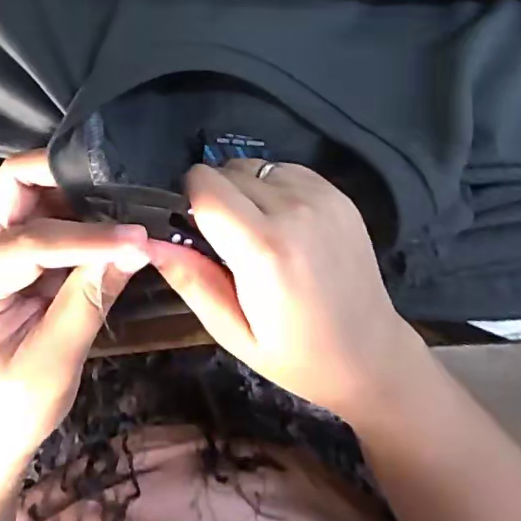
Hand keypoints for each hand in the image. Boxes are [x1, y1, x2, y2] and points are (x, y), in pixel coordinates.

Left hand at [0, 150, 149, 473]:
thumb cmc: (12, 406)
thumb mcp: (52, 365)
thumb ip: (88, 300)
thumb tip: (136, 249)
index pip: (31, 242)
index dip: (87, 238)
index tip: (137, 237)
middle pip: (13, 182)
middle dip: (61, 172)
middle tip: (116, 183)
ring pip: (30, 185)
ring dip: (74, 185)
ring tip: (122, 198)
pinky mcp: (19, 248)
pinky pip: (48, 207)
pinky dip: (81, 204)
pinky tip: (111, 214)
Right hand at [145, 161, 426, 418]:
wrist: (373, 355)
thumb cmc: (297, 355)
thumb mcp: (233, 332)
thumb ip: (190, 279)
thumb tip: (148, 241)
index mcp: (264, 249)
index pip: (204, 184)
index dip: (190, 200)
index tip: (196, 228)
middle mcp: (294, 210)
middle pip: (226, 170)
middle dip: (216, 197)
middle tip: (231, 242)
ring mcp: (321, 196)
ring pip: (253, 165)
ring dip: (245, 190)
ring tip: (260, 232)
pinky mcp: (337, 192)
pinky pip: (283, 168)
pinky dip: (272, 187)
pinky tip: (285, 224)